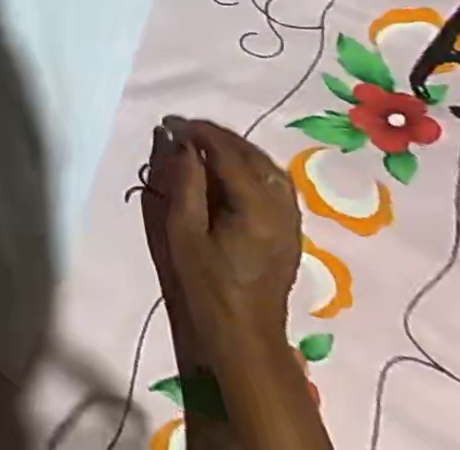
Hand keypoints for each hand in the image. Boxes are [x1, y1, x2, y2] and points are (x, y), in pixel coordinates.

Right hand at [154, 118, 300, 363]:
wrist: (243, 336)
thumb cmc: (206, 286)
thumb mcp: (183, 233)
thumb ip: (184, 182)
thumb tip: (181, 142)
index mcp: (256, 207)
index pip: (226, 151)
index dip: (196, 131)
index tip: (168, 123)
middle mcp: (281, 205)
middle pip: (249, 152)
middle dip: (213, 134)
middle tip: (179, 129)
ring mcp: (291, 216)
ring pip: (264, 163)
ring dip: (232, 146)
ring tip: (199, 142)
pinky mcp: (290, 226)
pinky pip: (272, 180)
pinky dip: (248, 163)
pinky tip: (226, 166)